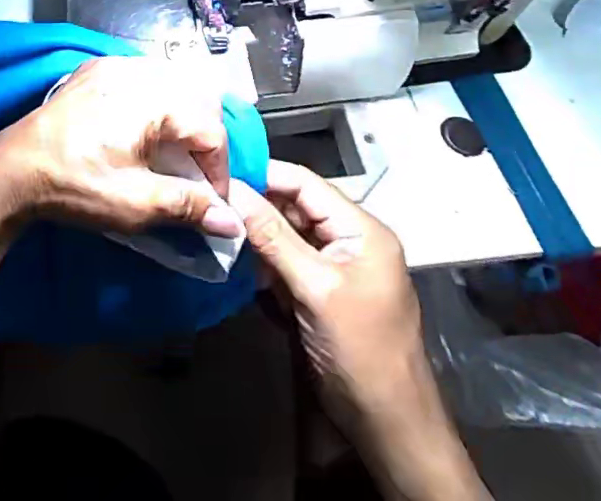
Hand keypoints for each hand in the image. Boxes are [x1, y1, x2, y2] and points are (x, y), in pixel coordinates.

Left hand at [0, 57, 241, 237]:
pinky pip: (146, 76)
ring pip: (175, 82)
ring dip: (183, 116)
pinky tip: (144, 126)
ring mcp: (118, 65)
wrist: (11, 171)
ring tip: (171, 150)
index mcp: (156, 100)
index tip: (212, 202)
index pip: (211, 131)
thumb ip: (188, 206)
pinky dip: (156, 99)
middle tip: (194, 174)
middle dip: (205, 139)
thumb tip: (233, 223)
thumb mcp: (135, 204)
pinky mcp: (98, 70)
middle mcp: (142, 72)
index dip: (218, 170)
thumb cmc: (75, 186)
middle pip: (199, 99)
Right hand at [232, 162, 485, 500]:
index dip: (265, 175)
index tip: (220, 175)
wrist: (387, 425)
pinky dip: (266, 268)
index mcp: (361, 228)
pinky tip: (241, 270)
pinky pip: (289, 266)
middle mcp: (350, 239)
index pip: (307, 184)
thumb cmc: (359, 350)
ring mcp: (336, 267)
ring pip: (288, 238)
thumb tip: (234, 193)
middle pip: (296, 209)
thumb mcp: (315, 289)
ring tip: (220, 237)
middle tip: (213, 209)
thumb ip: (273, 238)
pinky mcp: (322, 293)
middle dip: (257, 210)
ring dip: (258, 241)